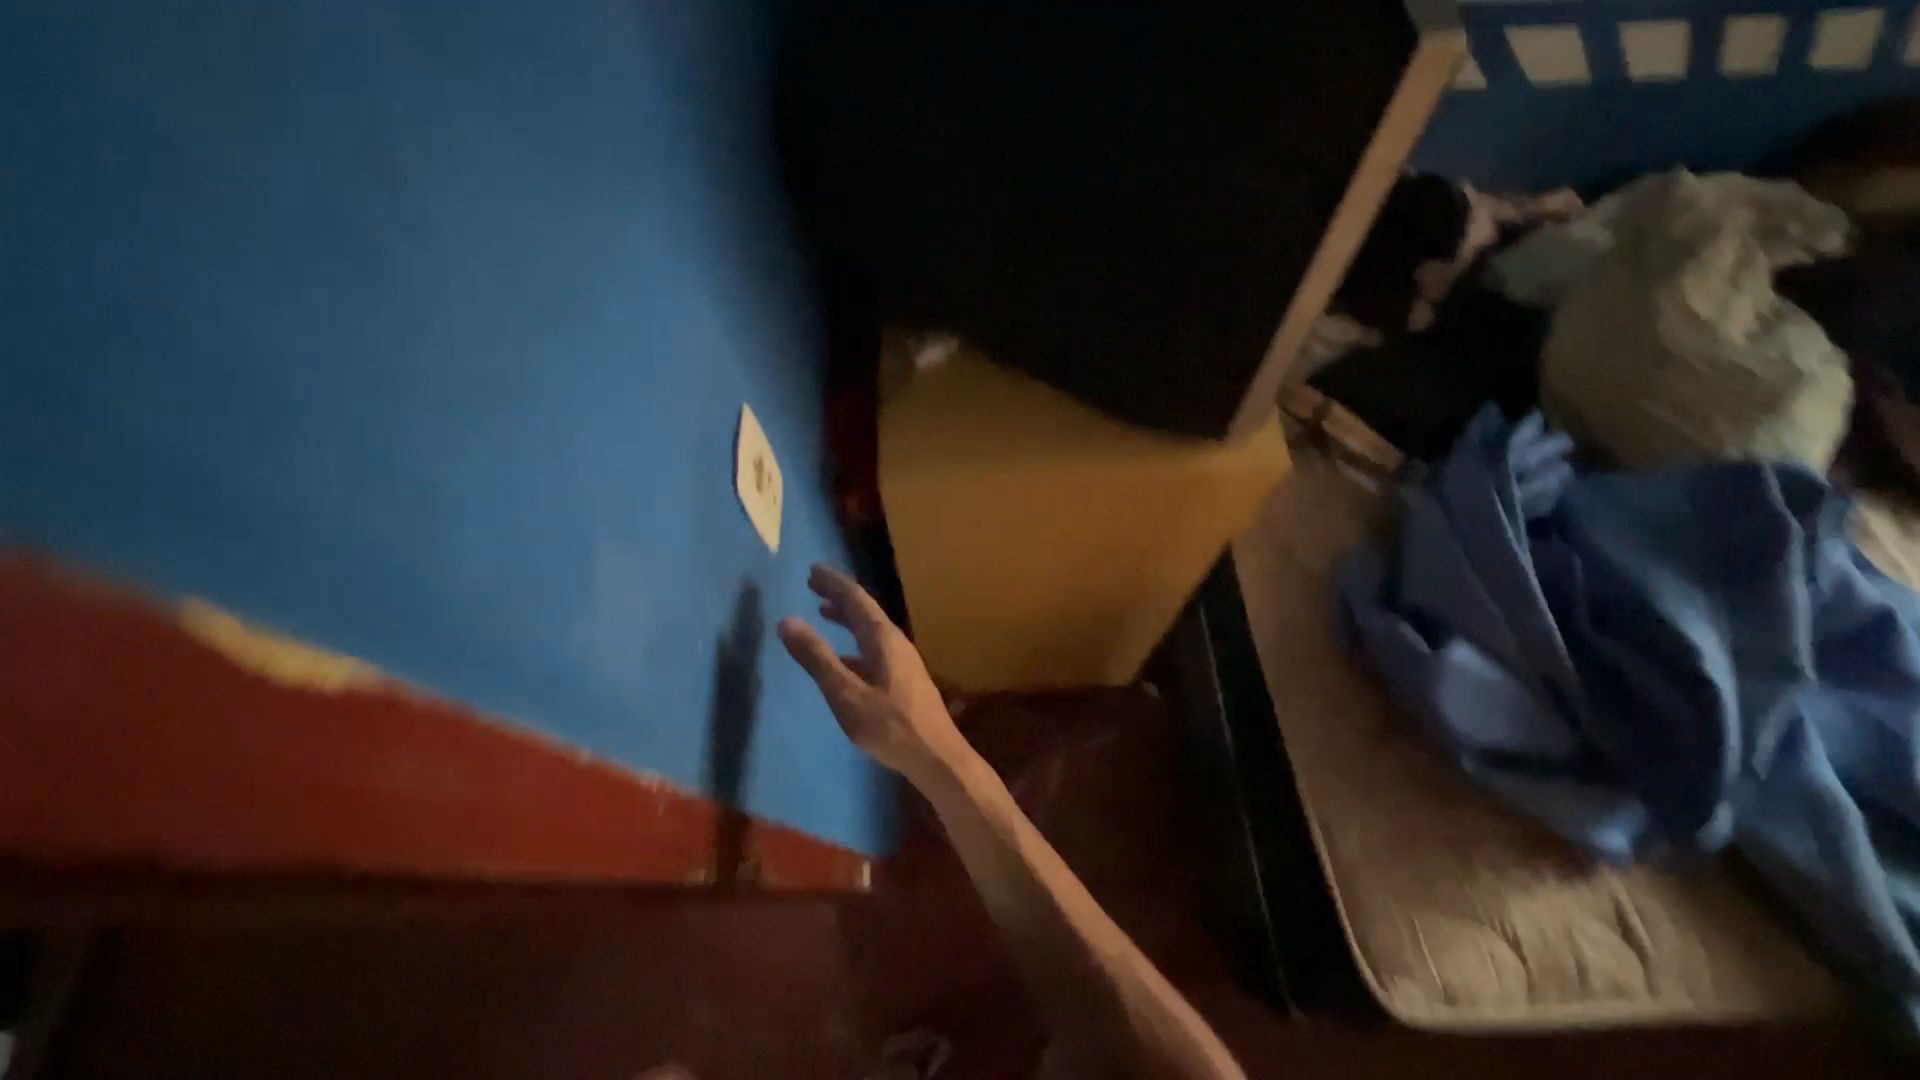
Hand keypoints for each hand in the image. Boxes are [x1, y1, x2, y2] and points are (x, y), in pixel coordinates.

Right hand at [778, 564, 963, 776]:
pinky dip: (855, 644)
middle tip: (814, 584)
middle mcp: (896, 642)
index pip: (856, 599)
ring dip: (848, 618)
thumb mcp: (845, 694)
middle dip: (839, 595)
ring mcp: (904, 661)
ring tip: (825, 612)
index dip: (834, 582)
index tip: (813, 569)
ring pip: (871, 630)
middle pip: (865, 610)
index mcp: (882, 639)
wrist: (936, 756)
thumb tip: (787, 621)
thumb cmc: (889, 725)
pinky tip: (844, 660)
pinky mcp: (905, 679)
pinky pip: (875, 649)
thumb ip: (817, 658)